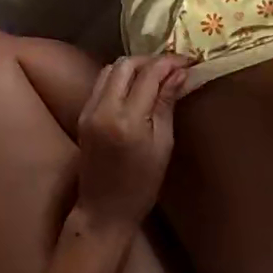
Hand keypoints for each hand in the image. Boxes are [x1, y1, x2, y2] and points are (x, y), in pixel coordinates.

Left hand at [74, 54, 192, 229]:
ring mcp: (89, 110)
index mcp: (127, 119)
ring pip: (112, 69)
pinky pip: (102, 83)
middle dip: (152, 61)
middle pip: (127, 64)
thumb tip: (180, 73)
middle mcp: (103, 108)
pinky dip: (122, 78)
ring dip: (135, 67)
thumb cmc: (142, 184)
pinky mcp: (83, 114)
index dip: (171, 63)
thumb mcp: (163, 144)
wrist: (103, 211)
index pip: (149, 74)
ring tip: (157, 76)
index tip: (189, 61)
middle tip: (174, 68)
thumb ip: (167, 103)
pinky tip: (138, 87)